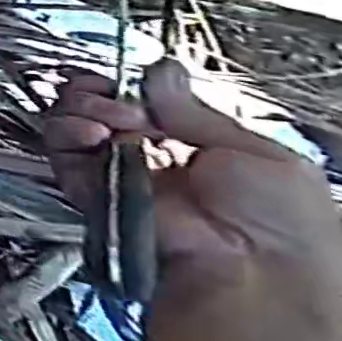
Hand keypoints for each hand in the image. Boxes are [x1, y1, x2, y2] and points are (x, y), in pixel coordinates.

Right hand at [44, 58, 341, 295]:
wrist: (247, 269)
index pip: (144, 105)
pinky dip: (68, 133)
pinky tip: (91, 134)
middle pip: (100, 107)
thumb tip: (161, 71)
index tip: (133, 78)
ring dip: (85, 110)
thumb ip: (194, 111)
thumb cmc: (281, 222)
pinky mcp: (85, 187)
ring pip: (73, 121)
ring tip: (111, 122)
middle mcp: (147, 157)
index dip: (133, 87)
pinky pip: (61, 149)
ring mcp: (114, 172)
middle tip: (122, 104)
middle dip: (103, 94)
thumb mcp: (258, 150)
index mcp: (193, 148)